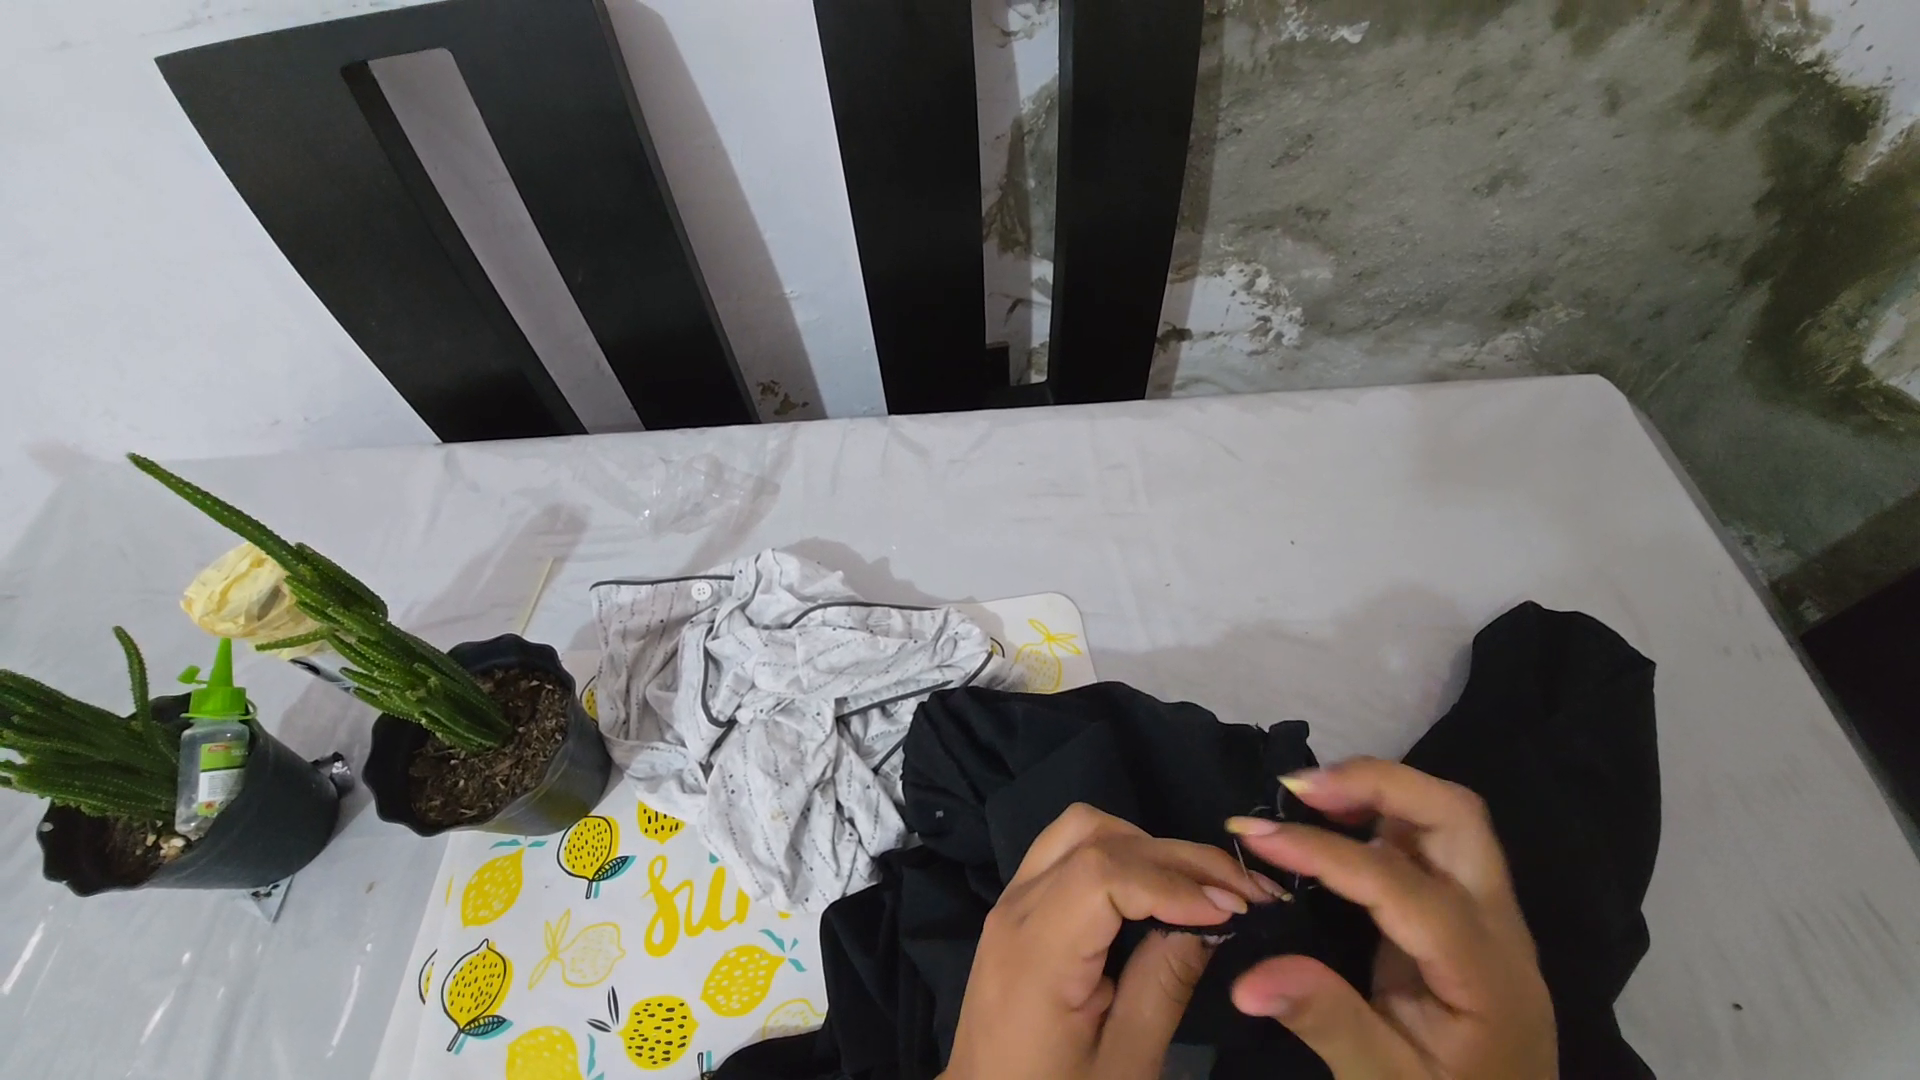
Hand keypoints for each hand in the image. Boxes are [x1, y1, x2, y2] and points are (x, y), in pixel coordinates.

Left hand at [944, 803, 1287, 1079]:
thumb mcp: (1123, 1064)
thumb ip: (1163, 984)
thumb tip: (1210, 919)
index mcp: (1036, 951)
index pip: (1102, 874)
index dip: (1172, 880)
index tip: (1233, 907)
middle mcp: (1015, 907)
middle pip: (1096, 839)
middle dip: (1176, 856)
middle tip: (1242, 889)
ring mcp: (1011, 898)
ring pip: (1079, 829)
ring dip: (1144, 844)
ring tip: (1200, 885)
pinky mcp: (1017, 903)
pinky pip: (1067, 848)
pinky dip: (1118, 851)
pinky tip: (1156, 884)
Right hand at [1227, 759, 1556, 1078]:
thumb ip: (1327, 1023)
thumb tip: (1247, 981)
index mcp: (1485, 974)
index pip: (1403, 885)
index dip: (1324, 852)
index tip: (1253, 835)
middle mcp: (1499, 926)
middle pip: (1455, 816)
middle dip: (1374, 783)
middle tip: (1295, 788)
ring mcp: (1487, 911)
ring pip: (1447, 812)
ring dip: (1377, 787)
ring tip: (1304, 793)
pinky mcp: (1463, 907)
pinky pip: (1428, 833)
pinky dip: (1378, 808)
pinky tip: (1330, 817)